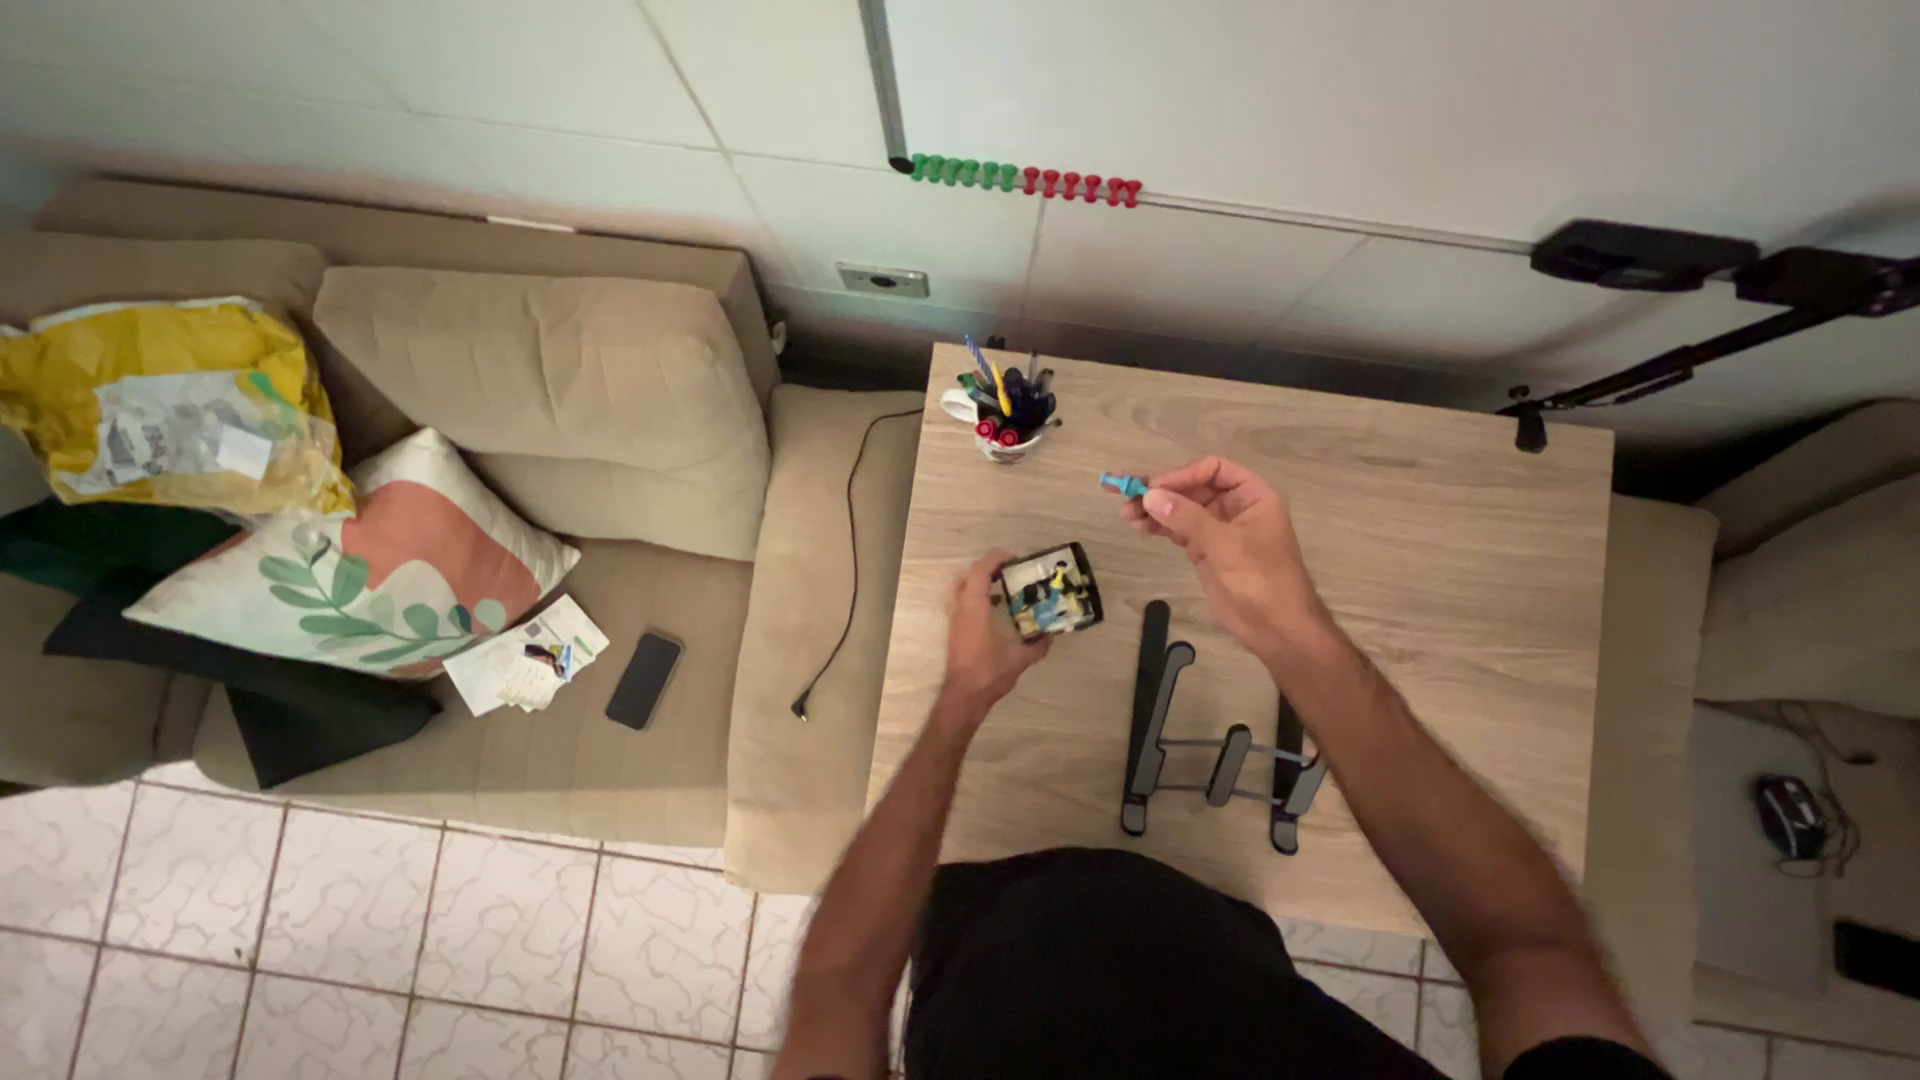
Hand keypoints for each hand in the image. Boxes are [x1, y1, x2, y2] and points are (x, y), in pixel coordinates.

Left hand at [940, 550, 1051, 716]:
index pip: (980, 571)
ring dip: (979, 582)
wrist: (963, 696)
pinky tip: (994, 610)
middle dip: (987, 568)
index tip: (1014, 559)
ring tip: (1002, 586)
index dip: (996, 559)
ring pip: (961, 588)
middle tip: (1008, 571)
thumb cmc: (989, 673)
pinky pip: (961, 602)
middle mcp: (960, 609)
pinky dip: (975, 597)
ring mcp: (954, 619)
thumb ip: (1038, 645)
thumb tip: (1051, 634)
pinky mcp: (954, 630)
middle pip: (968, 575)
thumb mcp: (1020, 658)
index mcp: (974, 608)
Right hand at [1120, 456, 1334, 663]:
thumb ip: (1187, 518)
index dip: (1183, 475)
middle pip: (1193, 486)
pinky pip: (1178, 529)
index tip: (1154, 488)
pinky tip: (1140, 526)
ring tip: (1126, 513)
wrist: (1275, 627)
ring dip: (1154, 508)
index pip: (1214, 469)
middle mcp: (1235, 506)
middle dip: (1160, 489)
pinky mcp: (1205, 549)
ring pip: (1182, 508)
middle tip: (1125, 491)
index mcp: (1252, 496)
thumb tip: (1149, 496)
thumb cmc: (1261, 580)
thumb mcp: (1225, 545)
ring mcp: (1218, 528)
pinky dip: (1159, 526)